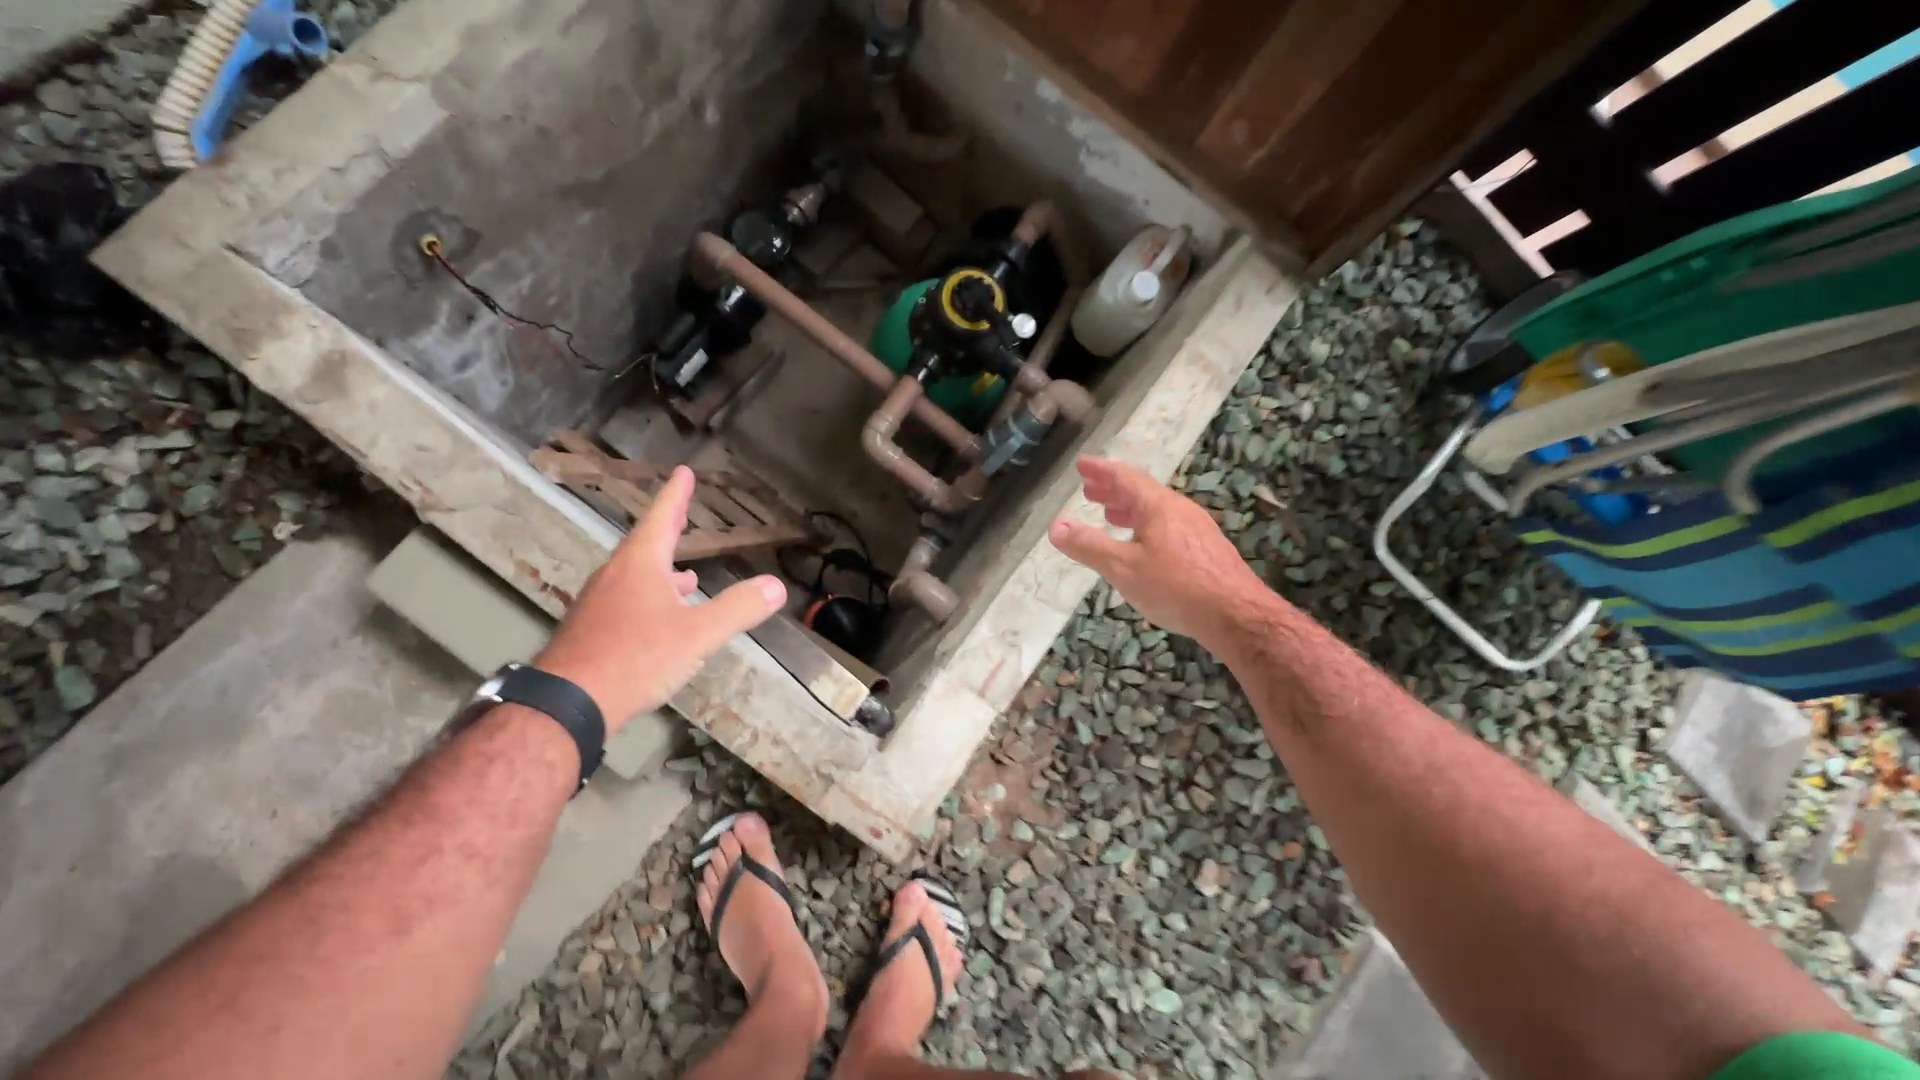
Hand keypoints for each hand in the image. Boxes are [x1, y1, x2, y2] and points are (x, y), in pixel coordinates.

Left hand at [534, 465, 785, 734]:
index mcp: (640, 565)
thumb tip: (776, 586)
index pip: (662, 519)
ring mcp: (598, 603)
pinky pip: (625, 600)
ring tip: (686, 576)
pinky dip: (649, 597)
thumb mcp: (697, 635)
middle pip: (645, 544)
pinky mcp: (590, 630)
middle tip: (682, 512)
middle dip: (669, 529)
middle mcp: (615, 576)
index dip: (676, 495)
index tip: (683, 472)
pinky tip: (660, 619)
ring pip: (635, 575)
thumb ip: (737, 609)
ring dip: (661, 569)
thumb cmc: (635, 658)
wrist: (568, 701)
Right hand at [1049, 456, 1275, 652]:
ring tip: (1111, 516)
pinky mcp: (1207, 551)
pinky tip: (1144, 547)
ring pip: (1157, 511)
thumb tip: (1056, 526)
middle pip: (1142, 491)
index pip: (1124, 477)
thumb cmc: (1176, 587)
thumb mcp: (1123, 568)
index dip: (1100, 470)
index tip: (1081, 464)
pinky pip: (1169, 527)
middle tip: (1089, 490)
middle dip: (1113, 490)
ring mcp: (1197, 530)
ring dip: (1130, 509)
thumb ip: (1089, 546)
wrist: (1236, 614)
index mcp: (1158, 506)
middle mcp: (1180, 510)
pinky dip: (1147, 527)